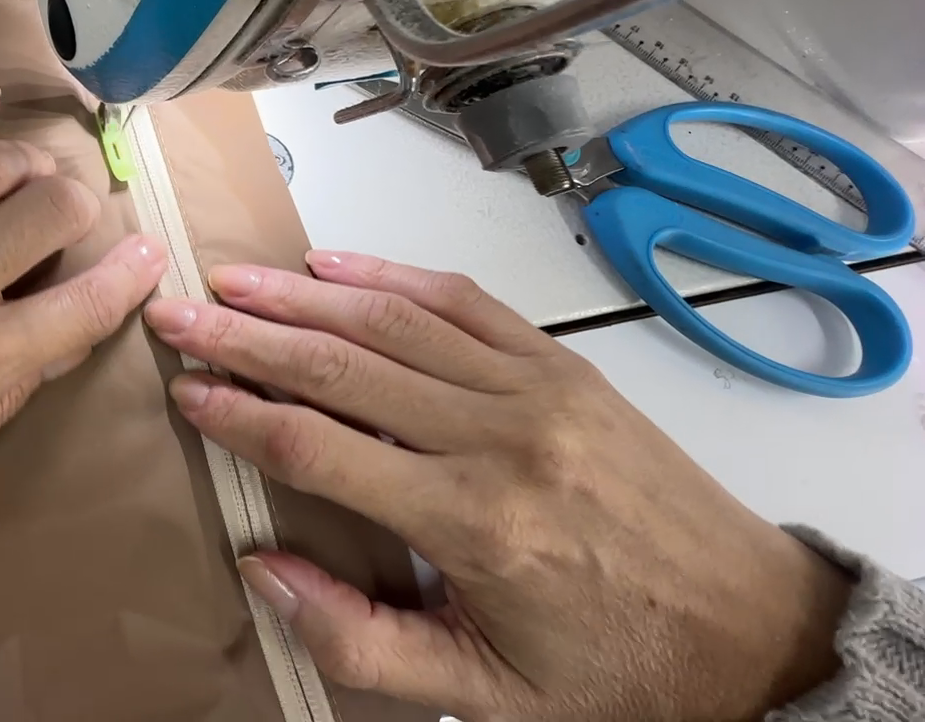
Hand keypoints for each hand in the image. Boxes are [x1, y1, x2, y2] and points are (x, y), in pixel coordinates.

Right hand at [145, 252, 851, 721]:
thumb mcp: (484, 696)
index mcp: (473, 524)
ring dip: (295, 296)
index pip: (318, 449)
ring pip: (387, 323)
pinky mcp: (557, 362)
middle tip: (177, 313)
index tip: (184, 390)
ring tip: (229, 281)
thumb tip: (259, 567)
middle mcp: (496, 439)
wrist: (763, 634)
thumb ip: (358, 642)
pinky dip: (383, 275)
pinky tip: (325, 263)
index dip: (239, 417)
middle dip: (243, 337)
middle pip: (338, 370)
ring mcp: (532, 388)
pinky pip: (458, 300)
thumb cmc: (611, 670)